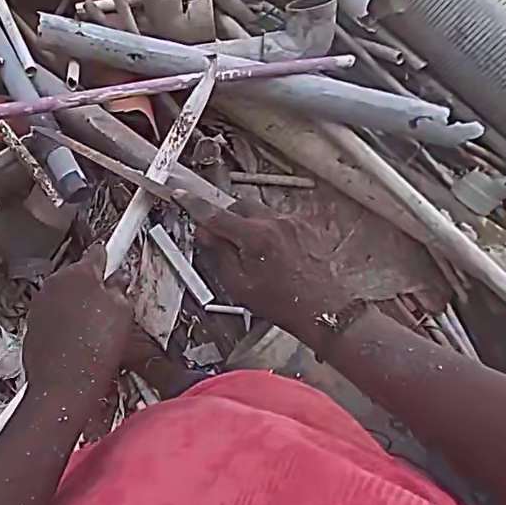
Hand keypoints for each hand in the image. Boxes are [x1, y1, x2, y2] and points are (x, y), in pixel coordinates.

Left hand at [23, 245, 136, 398]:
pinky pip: (53, 318)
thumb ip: (119, 289)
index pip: (97, 253)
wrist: (64, 385)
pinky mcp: (32, 326)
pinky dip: (65, 326)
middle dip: (93, 287)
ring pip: (64, 298)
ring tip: (96, 332)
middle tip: (111, 306)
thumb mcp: (122, 313)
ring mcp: (39, 306)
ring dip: (78, 308)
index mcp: (78, 274)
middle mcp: (53, 285)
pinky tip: (79, 343)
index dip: (110, 255)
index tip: (114, 254)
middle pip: (78, 277)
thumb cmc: (92, 351)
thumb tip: (118, 283)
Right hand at [195, 201, 355, 351]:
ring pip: (259, 211)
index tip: (182, 196)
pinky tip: (271, 253)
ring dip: (249, 223)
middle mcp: (274, 222)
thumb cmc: (281, 302)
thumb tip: (204, 233)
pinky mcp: (305, 227)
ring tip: (251, 252)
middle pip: (239, 205)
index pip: (216, 215)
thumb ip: (218, 254)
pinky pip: (278, 219)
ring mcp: (292, 222)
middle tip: (222, 238)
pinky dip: (268, 229)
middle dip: (227, 217)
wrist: (323, 309)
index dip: (195, 205)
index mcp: (254, 236)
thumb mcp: (237, 284)